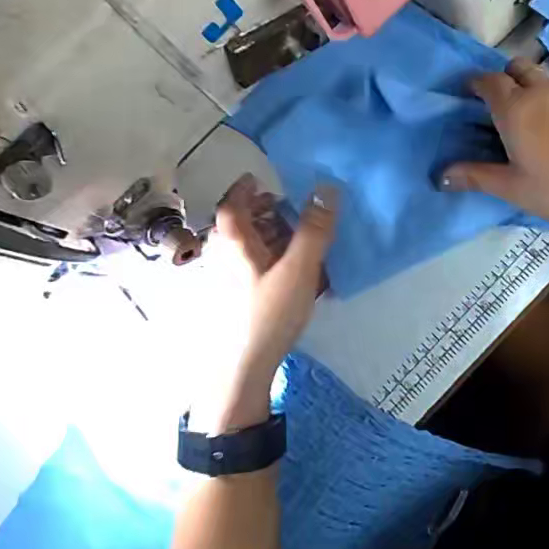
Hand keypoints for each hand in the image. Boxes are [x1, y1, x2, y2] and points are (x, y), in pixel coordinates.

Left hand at [201, 175, 335, 429]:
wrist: (242, 368)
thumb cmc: (268, 313)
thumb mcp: (298, 269)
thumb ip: (313, 230)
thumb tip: (326, 189)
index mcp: (233, 241)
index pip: (234, 203)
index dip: (247, 188)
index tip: (261, 180)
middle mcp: (222, 256)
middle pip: (238, 224)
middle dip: (261, 212)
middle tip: (287, 209)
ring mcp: (224, 279)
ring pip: (243, 247)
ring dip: (265, 236)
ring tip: (293, 239)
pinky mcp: (232, 300)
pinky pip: (248, 268)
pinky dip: (265, 259)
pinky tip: (287, 274)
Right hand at [441, 59, 548, 258]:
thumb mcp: (516, 189)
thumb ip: (477, 177)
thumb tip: (441, 174)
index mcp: (515, 108)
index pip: (487, 81)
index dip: (475, 85)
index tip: (468, 98)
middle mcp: (543, 91)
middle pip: (517, 68)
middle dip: (503, 80)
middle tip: (499, 110)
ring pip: (545, 81)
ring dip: (532, 91)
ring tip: (532, 126)